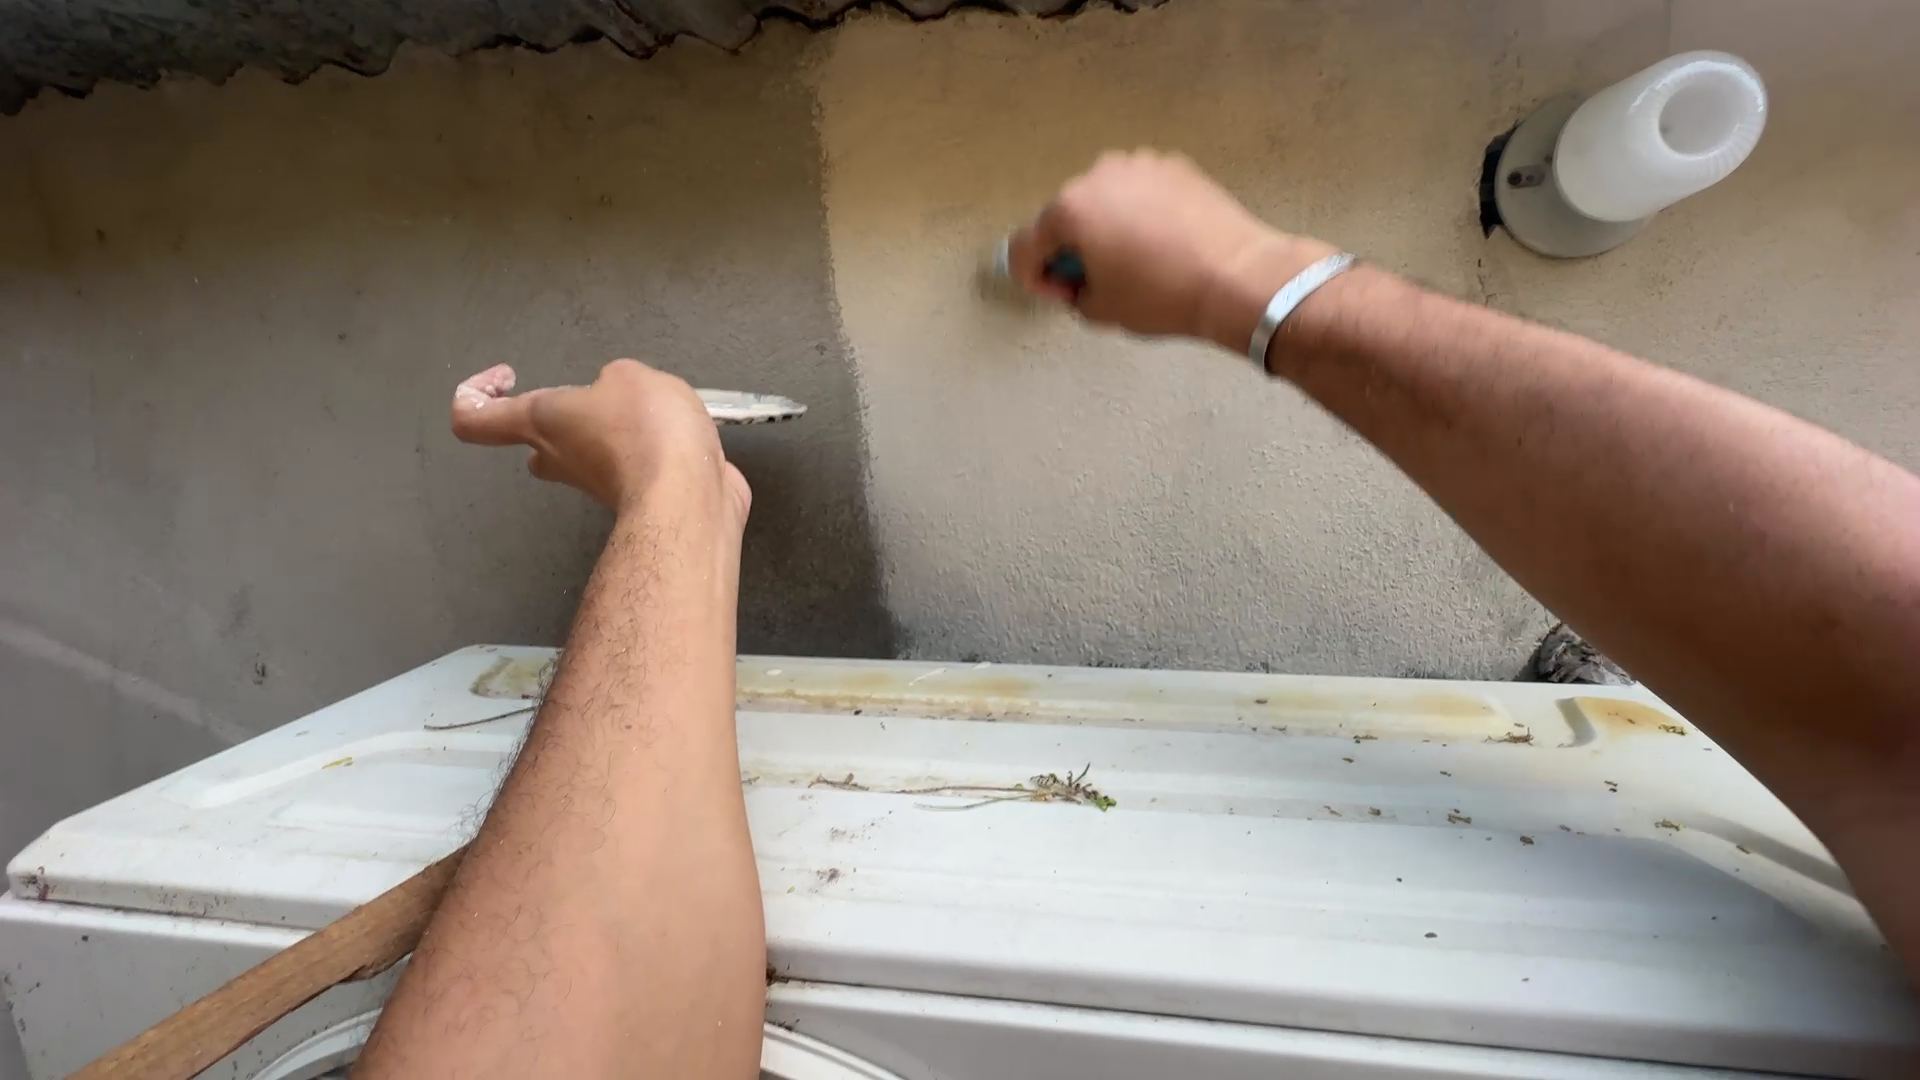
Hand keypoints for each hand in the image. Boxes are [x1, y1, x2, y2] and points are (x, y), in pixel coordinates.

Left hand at [450, 360, 750, 523]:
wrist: (689, 498)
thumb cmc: (646, 431)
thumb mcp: (630, 377)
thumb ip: (615, 380)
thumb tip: (616, 395)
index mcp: (541, 422)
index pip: (472, 419)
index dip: (476, 393)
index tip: (508, 375)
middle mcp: (562, 460)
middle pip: (539, 447)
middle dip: (563, 425)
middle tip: (596, 406)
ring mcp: (600, 488)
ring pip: (593, 459)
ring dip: (620, 438)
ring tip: (661, 419)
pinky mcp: (641, 503)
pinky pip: (642, 473)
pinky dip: (659, 458)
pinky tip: (690, 446)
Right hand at [1007, 150, 1335, 349]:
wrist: (1233, 276)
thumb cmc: (1160, 296)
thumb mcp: (1099, 311)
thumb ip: (1071, 293)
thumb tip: (1078, 282)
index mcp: (1069, 210)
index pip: (1027, 246)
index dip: (1034, 278)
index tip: (1057, 295)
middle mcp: (1098, 175)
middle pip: (1064, 217)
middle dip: (1069, 249)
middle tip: (1090, 283)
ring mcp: (1139, 164)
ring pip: (1103, 201)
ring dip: (1102, 229)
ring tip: (1128, 263)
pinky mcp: (1173, 166)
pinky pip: (1138, 193)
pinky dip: (1136, 216)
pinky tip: (1157, 245)